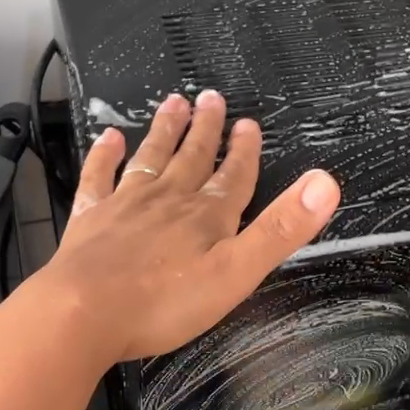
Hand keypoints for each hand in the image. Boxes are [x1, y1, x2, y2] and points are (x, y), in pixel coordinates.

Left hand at [32, 90, 340, 362]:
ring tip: (174, 102)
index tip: (249, 124)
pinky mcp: (91, 218)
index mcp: (208, 215)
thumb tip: (327, 182)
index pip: (234, 176)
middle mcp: (170, 199)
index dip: (244, 151)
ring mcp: (127, 205)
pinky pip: (100, 177)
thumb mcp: (237, 272)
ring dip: (165, 130)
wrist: (82, 312)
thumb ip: (281, 228)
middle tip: (211, 97)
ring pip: (152, 158)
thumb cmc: (165, 301)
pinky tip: (109, 136)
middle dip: (206, 129)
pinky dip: (105, 155)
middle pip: (193, 157)